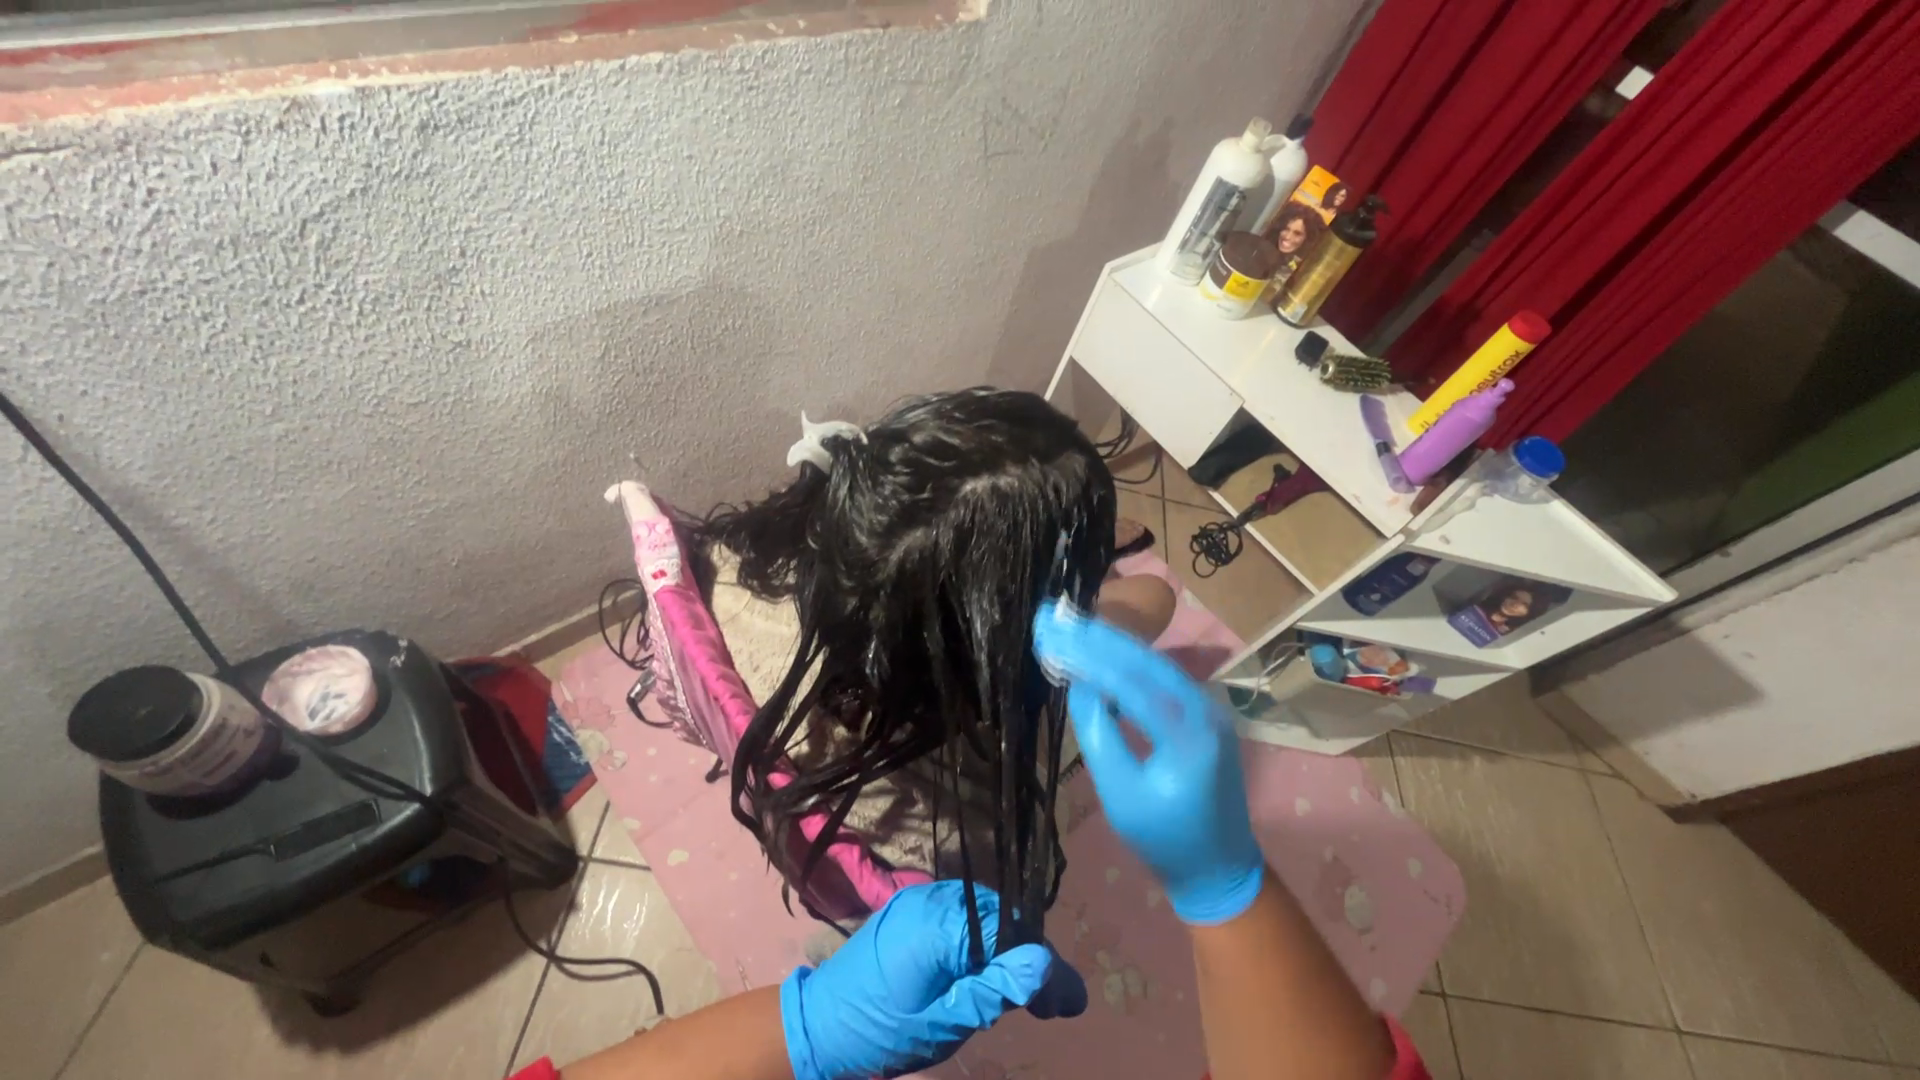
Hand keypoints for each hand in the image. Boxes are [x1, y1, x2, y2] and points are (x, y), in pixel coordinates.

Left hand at [781, 880, 1085, 1079]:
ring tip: (1027, 996)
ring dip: (1008, 952)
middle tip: (1052, 1006)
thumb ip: (995, 989)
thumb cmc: (883, 1029)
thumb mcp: (945, 1020)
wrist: (820, 1024)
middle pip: (1002, 918)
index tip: (1064, 1003)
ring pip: (986, 917)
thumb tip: (1045, 960)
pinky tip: (991, 976)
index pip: (1011, 928)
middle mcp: (934, 897)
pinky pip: (963, 917)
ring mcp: (921, 899)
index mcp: (940, 921)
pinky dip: (983, 944)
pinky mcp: (913, 909)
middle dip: (1029, 958)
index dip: (1041, 963)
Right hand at [1033, 600, 1265, 924]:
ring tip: (1076, 629)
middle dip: (1100, 639)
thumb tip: (1080, 687)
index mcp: (1188, 737)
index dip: (1089, 658)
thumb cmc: (1164, 838)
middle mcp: (1205, 712)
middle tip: (1059, 621)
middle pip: (1147, 662)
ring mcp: (1210, 711)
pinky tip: (1107, 654)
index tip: (1054, 638)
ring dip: (1116, 646)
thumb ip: (1099, 736)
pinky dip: (1132, 664)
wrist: (1220, 866)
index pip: (1131, 683)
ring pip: (1158, 665)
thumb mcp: (1120, 795)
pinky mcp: (1205, 715)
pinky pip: (1165, 679)